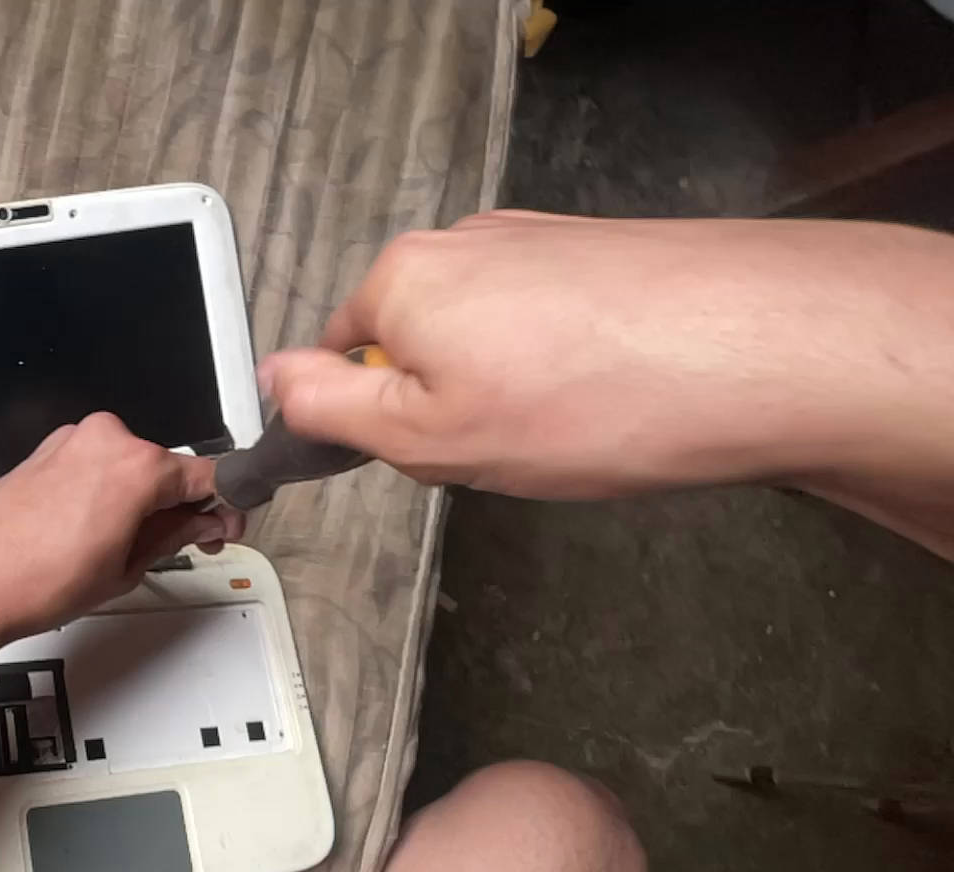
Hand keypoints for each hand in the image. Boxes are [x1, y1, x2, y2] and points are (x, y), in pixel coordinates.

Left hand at [0, 413, 244, 642]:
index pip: (209, 475)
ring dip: (142, 498)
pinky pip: (97, 464)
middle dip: (181, 504)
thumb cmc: (34, 580)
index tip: (225, 523)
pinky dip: (109, 489)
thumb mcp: (126, 568)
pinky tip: (97, 528)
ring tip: (125, 545)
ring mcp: (72, 441)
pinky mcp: (49, 450)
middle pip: (167, 468)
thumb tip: (202, 520)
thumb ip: (176, 535)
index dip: (226, 505)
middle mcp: (105, 440)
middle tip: (183, 542)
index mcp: (136, 466)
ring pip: (131, 466)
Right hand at [259, 213, 953, 498]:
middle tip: (486, 443)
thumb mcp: (416, 433)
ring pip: (469, 340)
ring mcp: (534, 240)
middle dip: (430, 403)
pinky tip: (595, 393)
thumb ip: (320, 406)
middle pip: (403, 346)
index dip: (364, 416)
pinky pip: (533, 324)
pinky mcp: (596, 252)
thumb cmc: (587, 401)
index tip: (414, 448)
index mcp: (401, 281)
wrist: (785, 351)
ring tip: (552, 421)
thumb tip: (266, 378)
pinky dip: (548, 366)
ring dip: (490, 389)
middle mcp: (462, 242)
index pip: (331, 359)